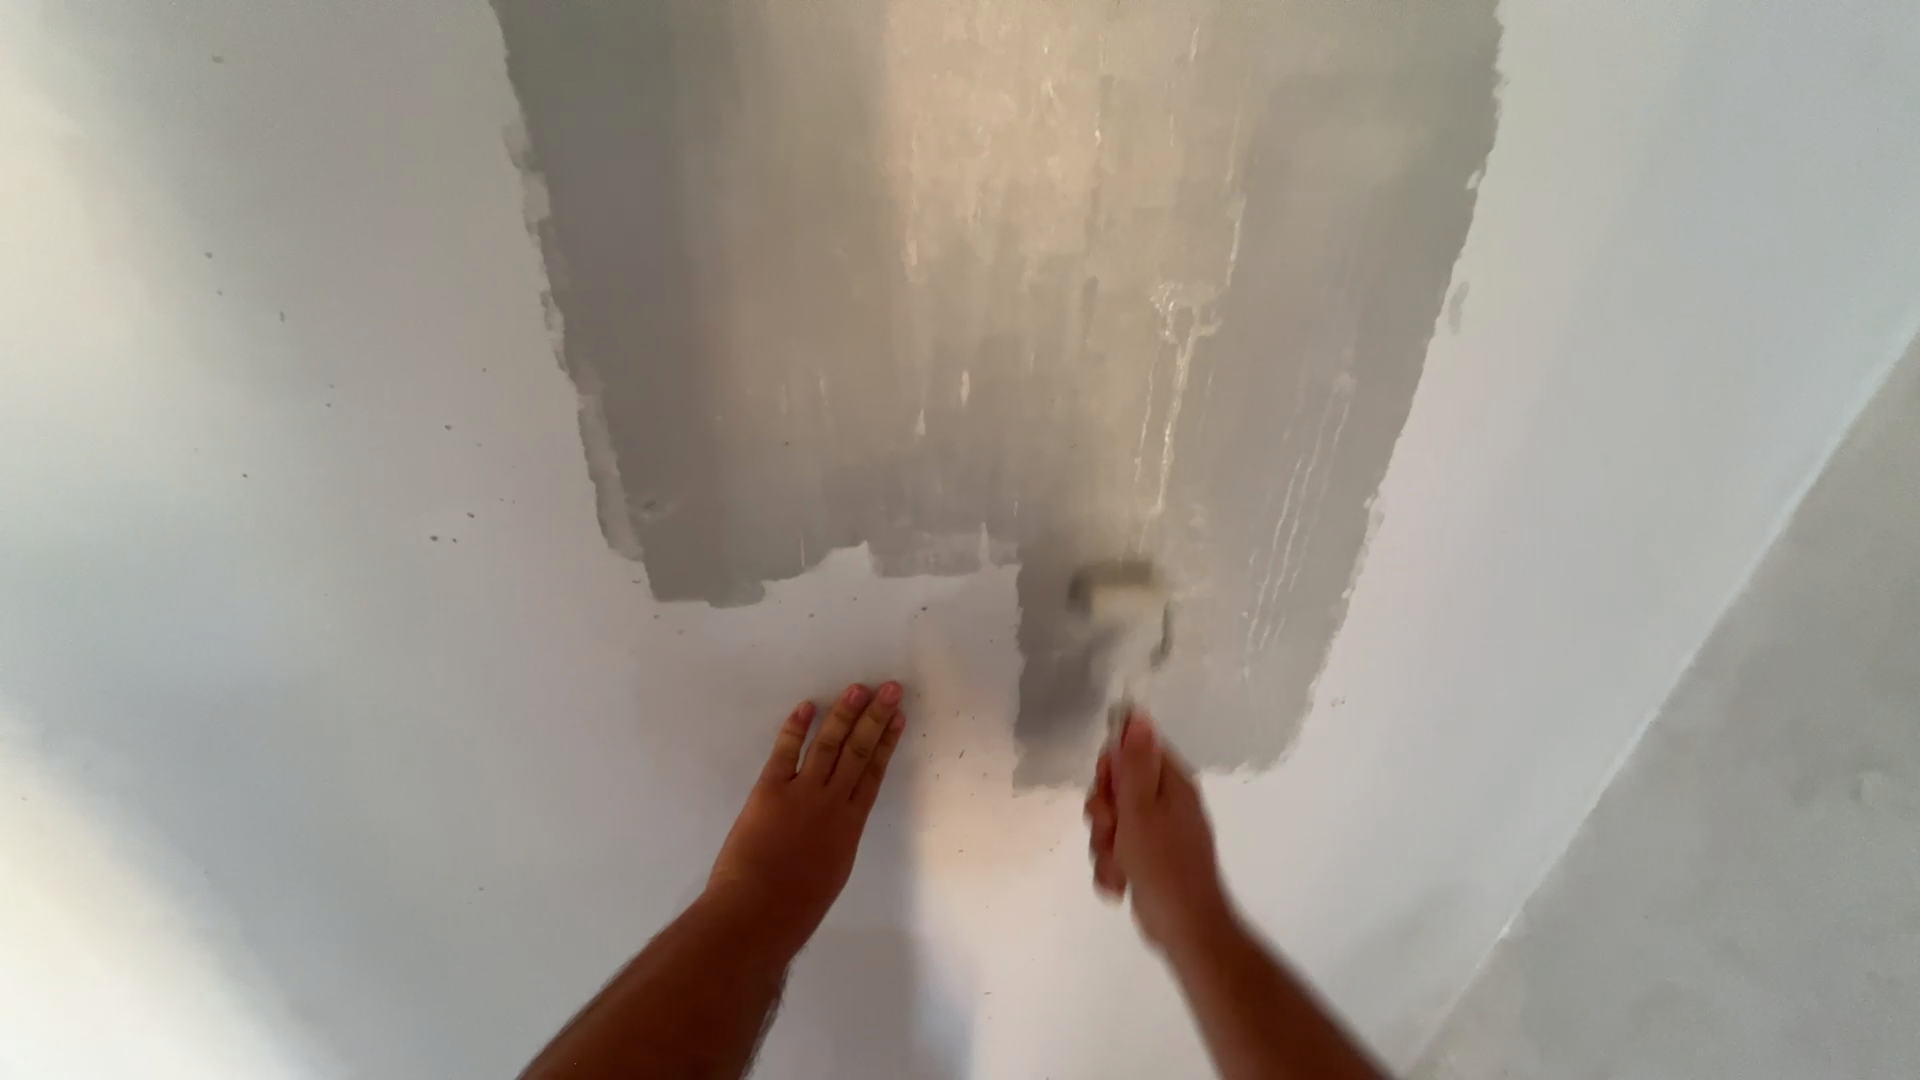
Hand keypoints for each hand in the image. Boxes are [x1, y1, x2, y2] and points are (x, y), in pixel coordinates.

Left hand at [706, 681, 905, 954]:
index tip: (898, 717)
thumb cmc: (794, 908)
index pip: (874, 773)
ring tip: (858, 688)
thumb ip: (835, 840)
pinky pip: (785, 752)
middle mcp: (832, 802)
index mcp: (850, 825)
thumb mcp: (830, 872)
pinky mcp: (770, 791)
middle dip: (876, 717)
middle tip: (891, 688)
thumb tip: (836, 823)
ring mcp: (802, 793)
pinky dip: (795, 728)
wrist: (756, 915)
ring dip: (844, 714)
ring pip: (828, 745)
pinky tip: (806, 707)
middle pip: (859, 751)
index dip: (887, 742)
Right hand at [1084, 712, 1232, 953]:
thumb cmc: (1162, 864)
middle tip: (1111, 830)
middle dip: (1103, 812)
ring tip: (1117, 865)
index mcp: (1171, 783)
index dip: (1112, 767)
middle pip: (1116, 786)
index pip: (1132, 749)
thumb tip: (1139, 713)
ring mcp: (1158, 832)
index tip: (1108, 789)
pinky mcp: (1149, 859)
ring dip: (1104, 845)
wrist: (1184, 929)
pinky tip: (1119, 883)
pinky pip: (1116, 849)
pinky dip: (1112, 866)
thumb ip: (1135, 762)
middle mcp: (1166, 802)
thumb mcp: (1141, 808)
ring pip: (1111, 821)